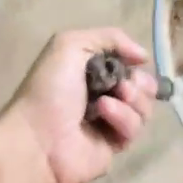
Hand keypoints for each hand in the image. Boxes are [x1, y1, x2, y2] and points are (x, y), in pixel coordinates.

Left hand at [0, 28, 158, 182]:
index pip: (129, 63)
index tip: (132, 62)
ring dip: (132, 99)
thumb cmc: (49, 89)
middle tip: (122, 86)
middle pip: (144, 85)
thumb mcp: (70, 44)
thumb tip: (143, 56)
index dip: (133, 61)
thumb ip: (110, 37)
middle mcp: (104, 94)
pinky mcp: (116, 145)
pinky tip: (103, 116)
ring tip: (105, 102)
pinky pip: (135, 128)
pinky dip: (122, 118)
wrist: (37, 139)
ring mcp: (111, 121)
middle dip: (139, 82)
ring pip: (144, 107)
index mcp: (92, 70)